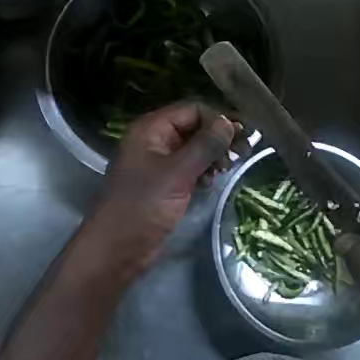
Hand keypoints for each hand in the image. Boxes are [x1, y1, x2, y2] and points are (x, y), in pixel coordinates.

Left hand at [79, 102, 236, 277]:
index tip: (243, 135)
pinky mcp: (163, 183)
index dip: (218, 118)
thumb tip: (229, 122)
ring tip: (227, 168)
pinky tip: (212, 181)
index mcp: (151, 128)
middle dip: (218, 137)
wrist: (115, 250)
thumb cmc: (143, 206)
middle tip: (243, 152)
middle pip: (193, 126)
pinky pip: (188, 167)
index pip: (192, 109)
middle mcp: (154, 139)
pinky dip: (203, 170)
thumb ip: (205, 145)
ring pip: (193, 147)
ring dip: (213, 154)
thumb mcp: (177, 173)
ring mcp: (158, 162)